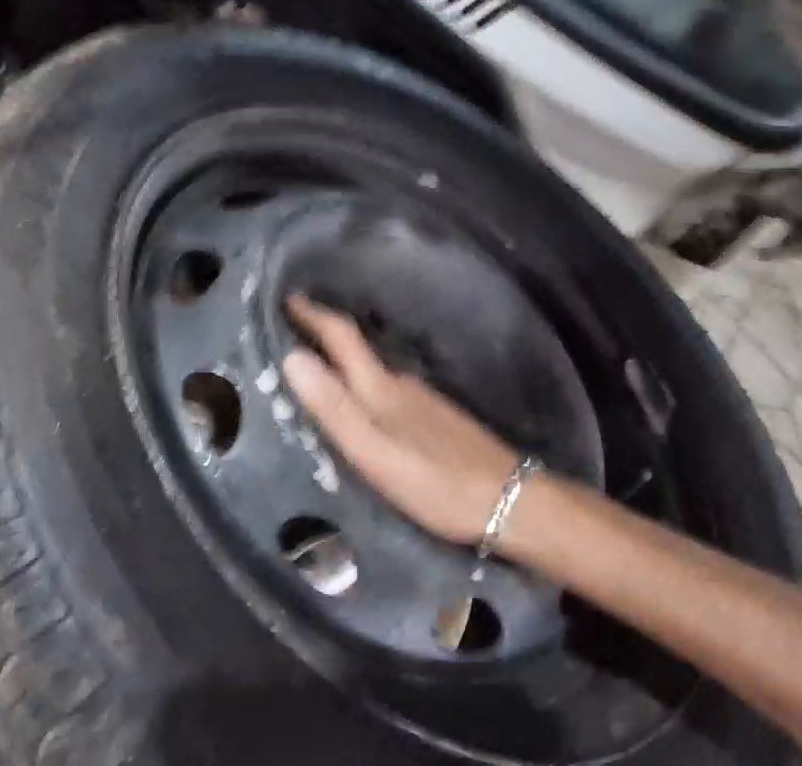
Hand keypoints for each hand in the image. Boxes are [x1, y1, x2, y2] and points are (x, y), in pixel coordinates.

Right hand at [281, 295, 521, 546]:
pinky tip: (365, 404)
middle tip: (291, 329)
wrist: (516, 504)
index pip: (340, 337)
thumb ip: (331, 404)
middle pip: (356, 348)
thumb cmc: (433, 479)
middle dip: (322, 334)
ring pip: (372, 370)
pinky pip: (389, 390)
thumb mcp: (371, 448)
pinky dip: (365, 385)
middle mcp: (400, 382)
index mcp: (378, 386)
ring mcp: (423, 401)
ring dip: (343, 363)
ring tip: (319, 369)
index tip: (285, 297)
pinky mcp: (438, 421)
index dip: (312, 315)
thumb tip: (290, 356)